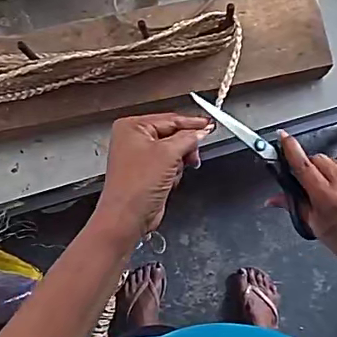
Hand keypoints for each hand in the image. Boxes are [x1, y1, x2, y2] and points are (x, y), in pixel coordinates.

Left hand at [90, 113, 210, 243]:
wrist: (128, 216)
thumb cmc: (136, 186)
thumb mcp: (169, 154)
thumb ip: (188, 139)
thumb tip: (200, 132)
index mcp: (132, 127)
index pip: (169, 119)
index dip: (191, 123)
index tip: (208, 124)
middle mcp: (133, 139)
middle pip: (172, 135)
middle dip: (184, 148)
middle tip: (192, 155)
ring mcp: (139, 157)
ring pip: (173, 152)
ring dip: (178, 164)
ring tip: (172, 173)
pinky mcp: (146, 173)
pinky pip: (169, 166)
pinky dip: (173, 173)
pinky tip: (168, 182)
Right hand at [276, 132, 336, 273]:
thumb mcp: (316, 226)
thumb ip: (294, 206)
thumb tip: (274, 199)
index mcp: (325, 197)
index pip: (302, 164)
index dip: (290, 148)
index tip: (284, 138)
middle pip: (316, 159)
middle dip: (309, 168)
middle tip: (311, 184)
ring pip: (331, 158)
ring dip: (326, 168)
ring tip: (331, 188)